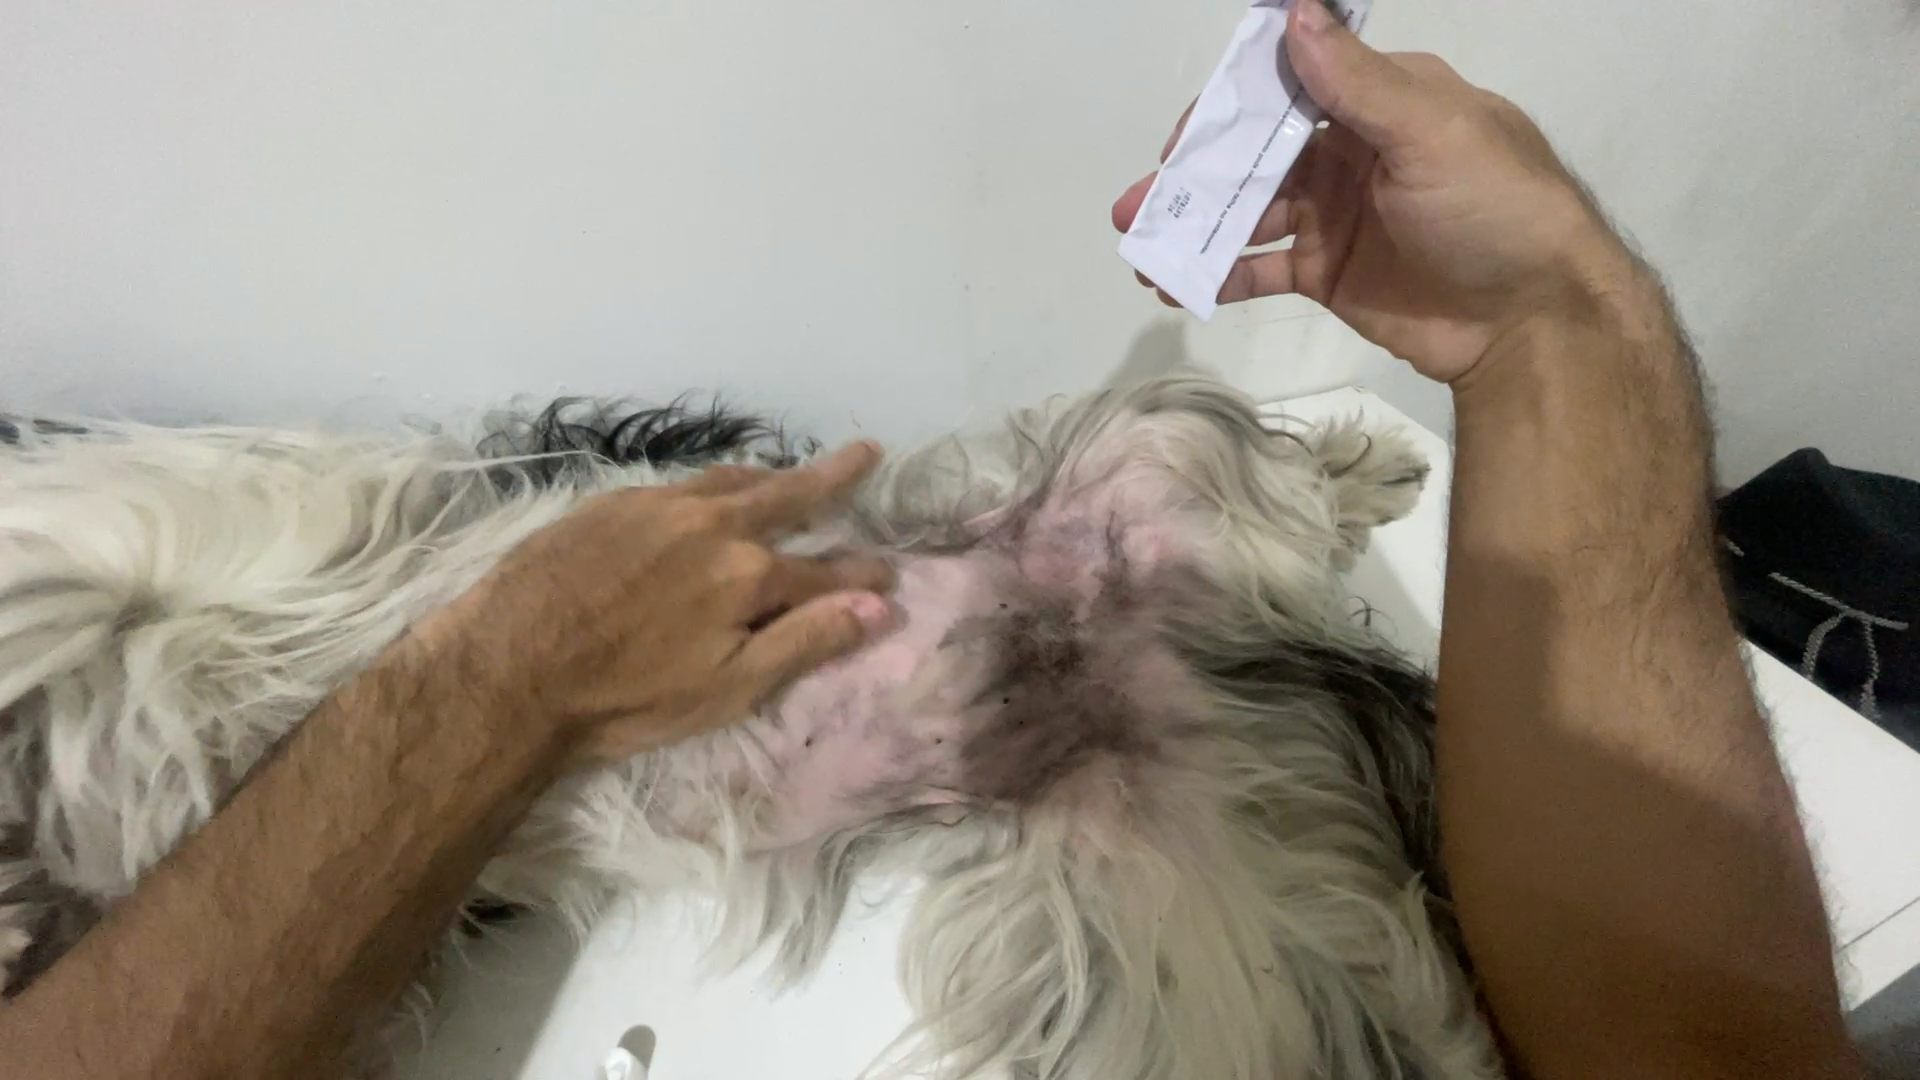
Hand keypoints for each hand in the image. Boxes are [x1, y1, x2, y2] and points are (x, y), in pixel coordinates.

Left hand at [419, 443, 896, 765]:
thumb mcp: (730, 688)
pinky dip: (720, 483)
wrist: (504, 673)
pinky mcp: (617, 502)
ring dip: (776, 476)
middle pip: (791, 495)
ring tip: (796, 473)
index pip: (826, 573)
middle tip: (867, 453)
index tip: (889, 576)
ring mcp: (664, 505)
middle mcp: (716, 525)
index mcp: (749, 574)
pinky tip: (717, 492)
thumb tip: (881, 608)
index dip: (862, 578)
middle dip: (836, 476)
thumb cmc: (627, 698)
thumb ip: (809, 641)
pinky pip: (686, 482)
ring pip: (737, 480)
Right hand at [1112, 0, 1639, 383]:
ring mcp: (1328, 218)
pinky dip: (1218, 277)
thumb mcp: (1432, 134)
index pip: (1285, 93)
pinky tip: (1177, 287)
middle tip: (1133, 209)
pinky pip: (1258, 269)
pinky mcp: (1320, 272)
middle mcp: (1344, 156)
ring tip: (1141, 255)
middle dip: (1191, 183)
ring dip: (1193, 232)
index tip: (1179, 145)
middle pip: (1251, 161)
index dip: (1227, 115)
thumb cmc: (1491, 209)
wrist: (1523, 318)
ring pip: (1245, 217)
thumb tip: (1295, 16)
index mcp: (1377, 106)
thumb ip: (1358, 86)